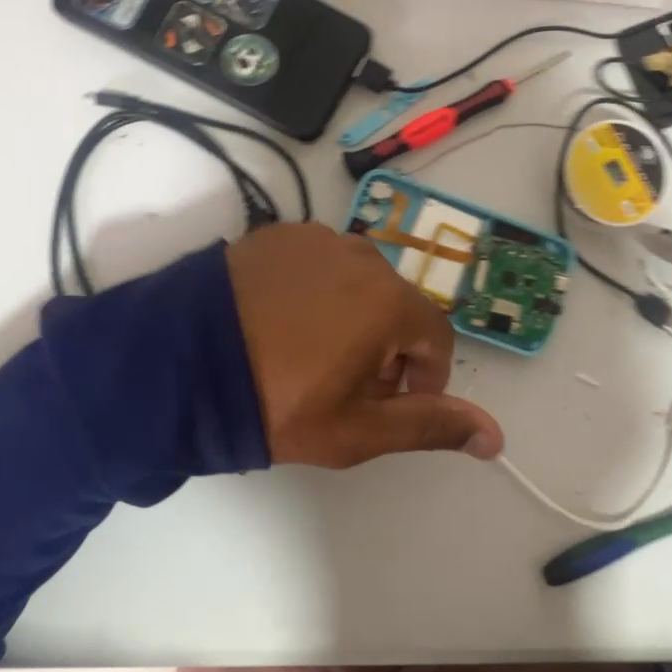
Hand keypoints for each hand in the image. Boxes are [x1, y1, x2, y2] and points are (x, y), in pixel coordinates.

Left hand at [225, 223, 503, 468]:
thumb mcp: (356, 431)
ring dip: (350, 316)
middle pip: (396, 308)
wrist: (176, 364)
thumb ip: (429, 426)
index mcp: (390, 300)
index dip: (420, 380)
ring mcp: (317, 239)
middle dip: (384, 348)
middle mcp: (363, 255)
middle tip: (338, 386)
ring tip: (305, 354)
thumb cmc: (275, 403)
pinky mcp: (277, 235)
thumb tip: (495, 436)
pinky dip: (313, 292)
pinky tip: (278, 323)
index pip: (435, 340)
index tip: (384, 405)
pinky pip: (317, 265)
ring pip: (358, 284)